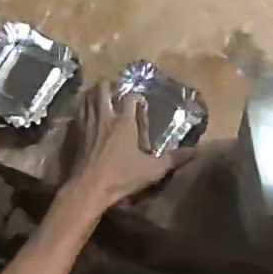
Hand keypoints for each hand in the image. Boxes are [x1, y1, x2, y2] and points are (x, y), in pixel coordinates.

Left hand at [67, 82, 194, 211]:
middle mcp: (105, 116)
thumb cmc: (122, 177)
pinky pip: (78, 111)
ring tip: (100, 95)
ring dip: (94, 92)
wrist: (88, 188)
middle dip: (110, 85)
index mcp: (124, 121)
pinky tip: (85, 111)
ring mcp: (88, 123)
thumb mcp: (153, 170)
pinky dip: (82, 106)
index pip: (131, 98)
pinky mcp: (76, 132)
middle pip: (104, 88)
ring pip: (88, 96)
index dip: (137, 98)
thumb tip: (196, 151)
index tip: (140, 103)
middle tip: (116, 90)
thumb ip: (174, 159)